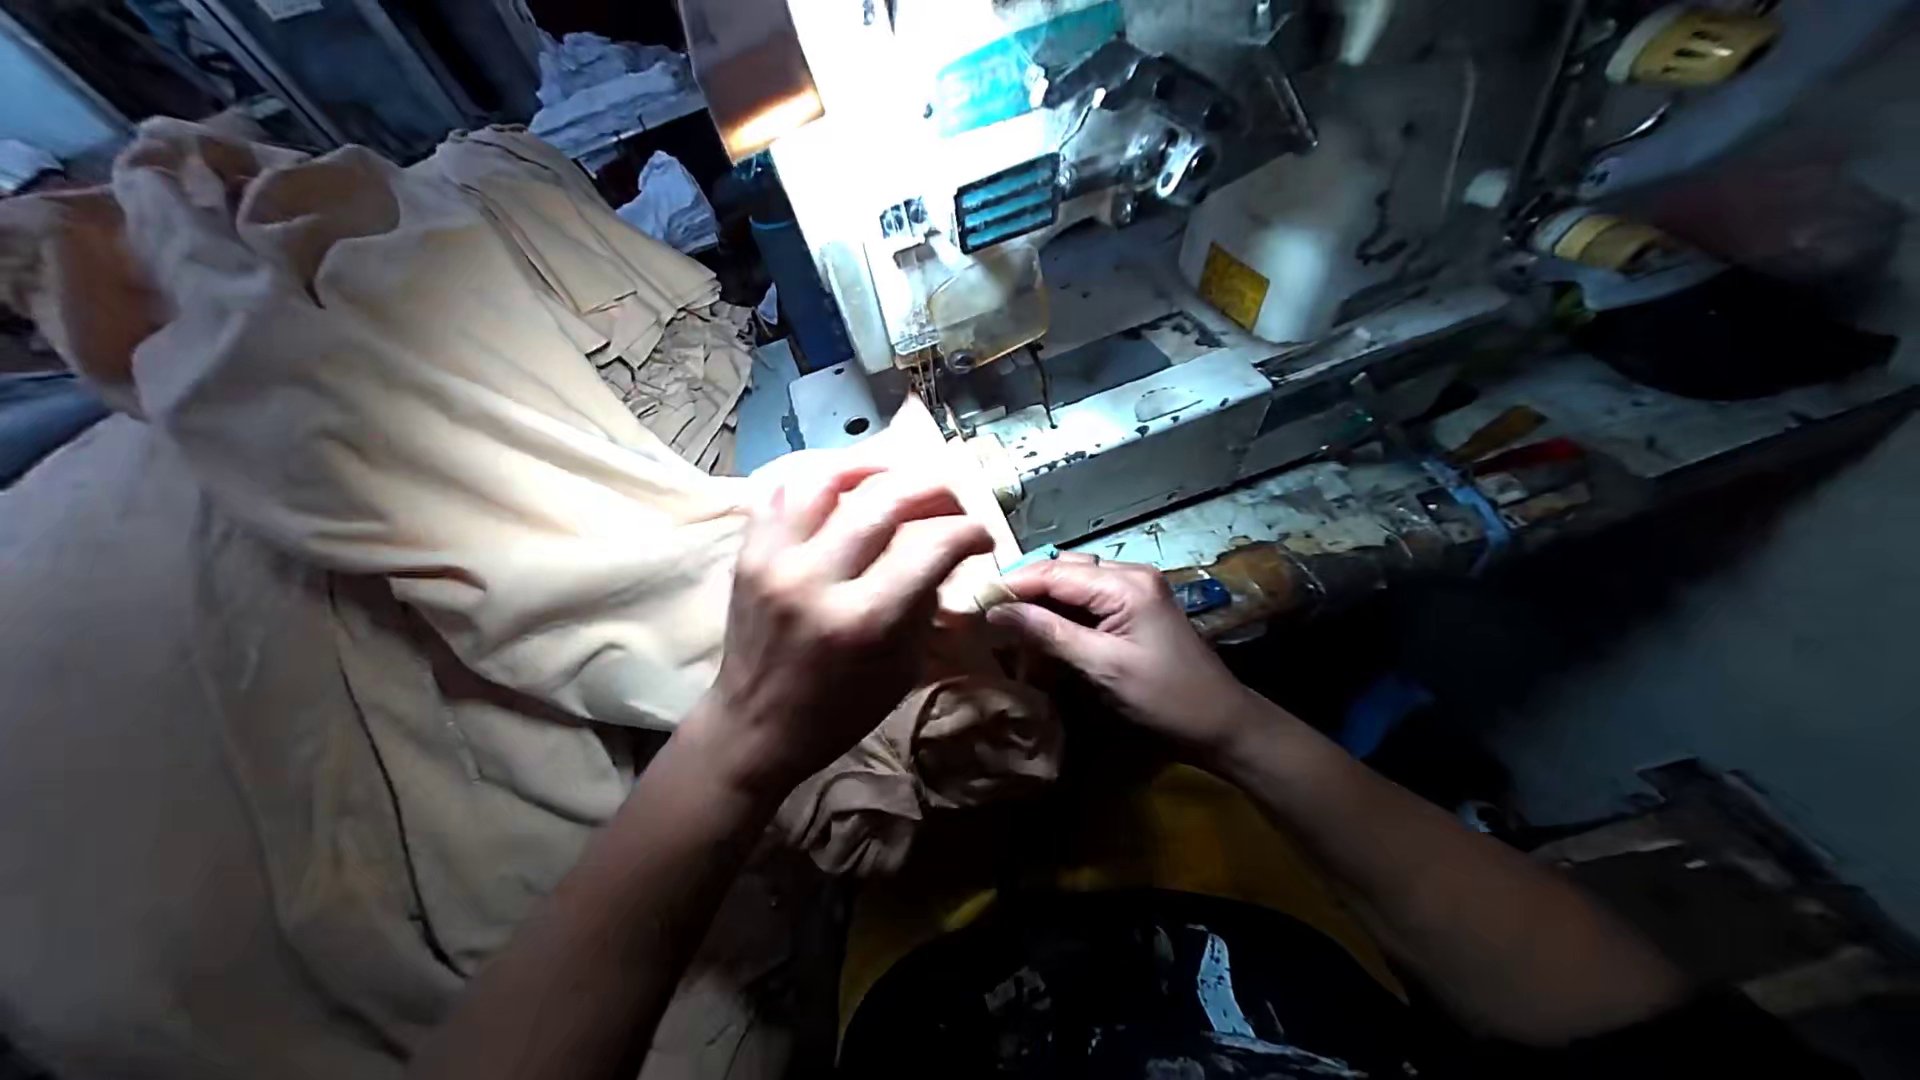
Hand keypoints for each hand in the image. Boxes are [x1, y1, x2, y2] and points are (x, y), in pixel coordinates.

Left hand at [688, 457, 992, 799]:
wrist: (755, 729)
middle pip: (885, 500)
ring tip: (897, 473)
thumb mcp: (903, 667)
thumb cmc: (840, 712)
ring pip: (827, 479)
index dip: (968, 531)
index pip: (930, 546)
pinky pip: (782, 491)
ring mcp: (775, 561)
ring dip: (872, 466)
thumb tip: (944, 551)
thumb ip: (925, 601)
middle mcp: (817, 581)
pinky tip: (844, 483)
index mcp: (864, 621)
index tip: (981, 536)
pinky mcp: (747, 554)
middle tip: (950, 500)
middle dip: (933, 489)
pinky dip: (819, 478)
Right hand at [986, 556, 1266, 757]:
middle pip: (1062, 569)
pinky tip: (1044, 629)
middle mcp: (1130, 574)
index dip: (1013, 584)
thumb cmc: (1164, 698)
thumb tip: (996, 612)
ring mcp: (1135, 588)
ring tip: (1011, 622)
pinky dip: (1063, 610)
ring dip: (1043, 599)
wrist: (1221, 723)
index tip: (976, 602)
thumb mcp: (1102, 667)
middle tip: (991, 614)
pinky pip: (1089, 596)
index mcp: (1125, 583)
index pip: (1054, 572)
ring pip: (1073, 581)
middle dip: (1026, 589)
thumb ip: (1048, 634)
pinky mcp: (1135, 606)